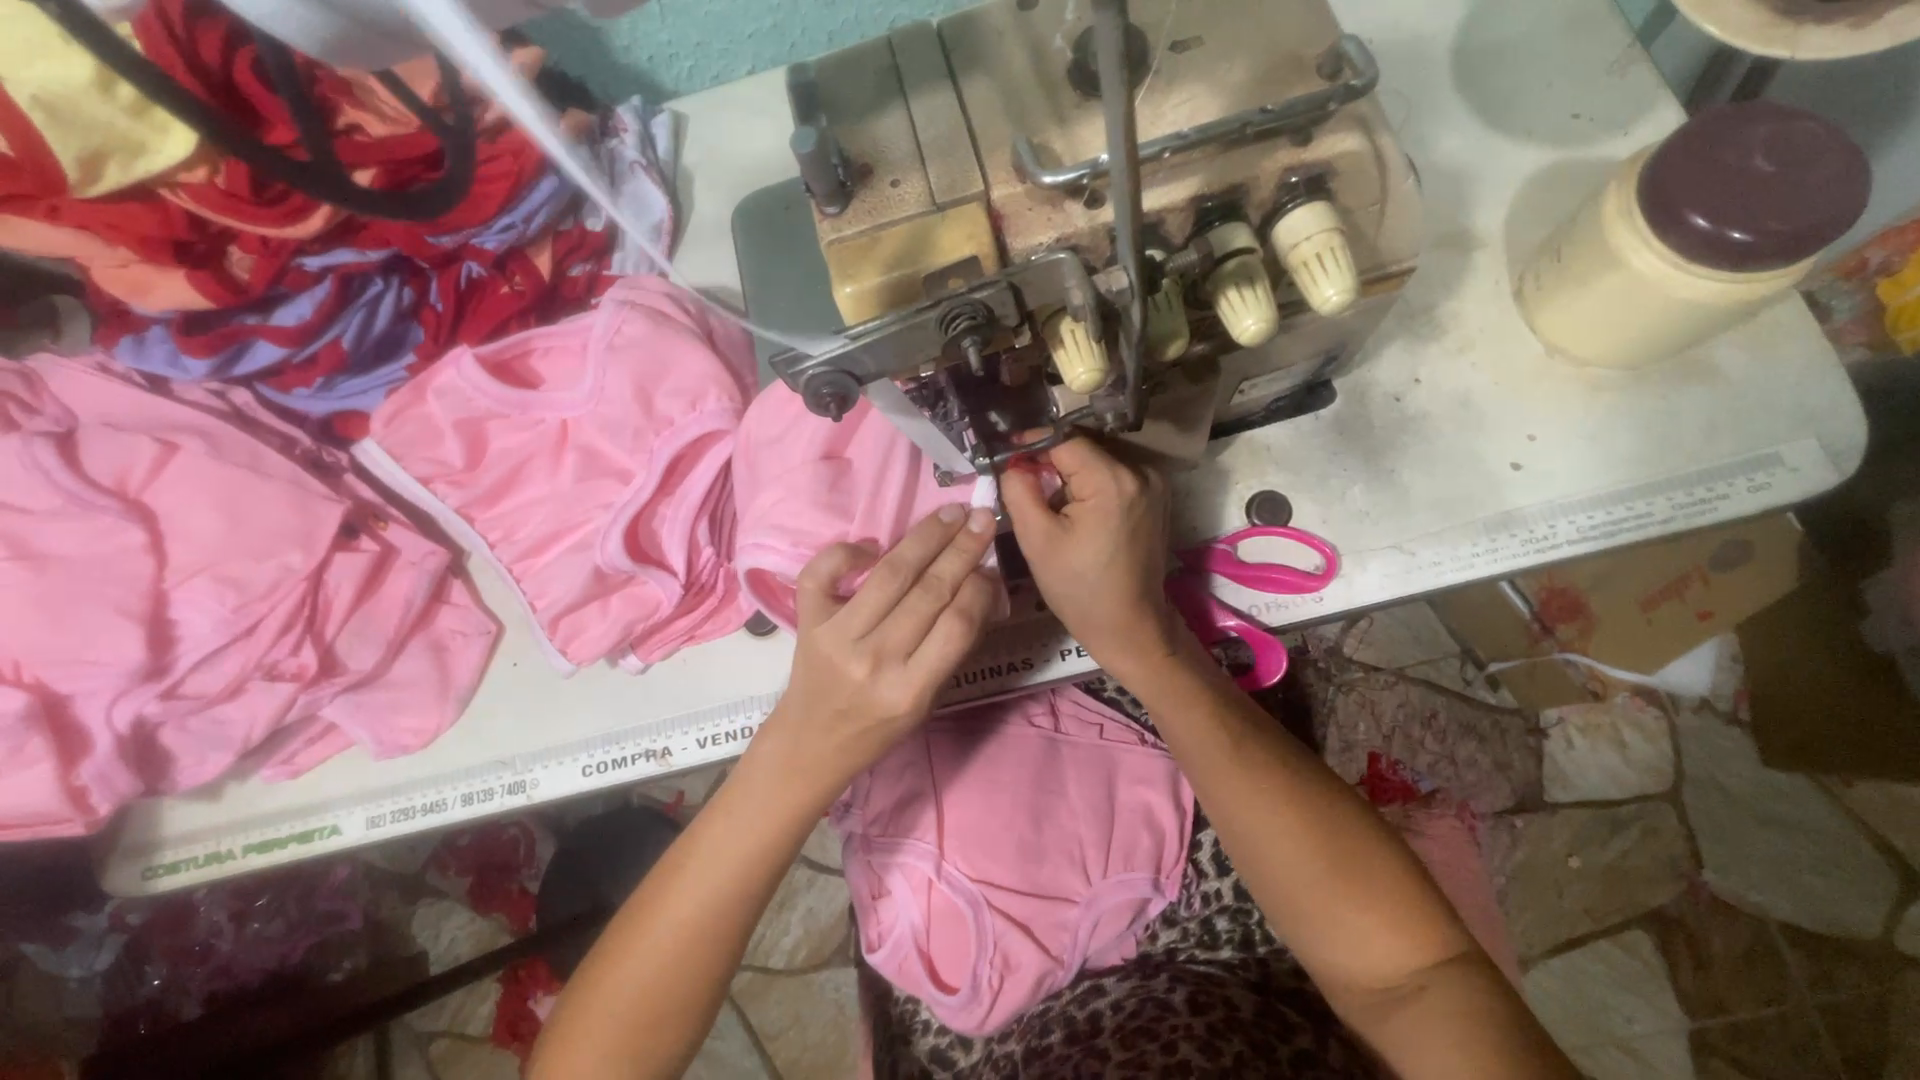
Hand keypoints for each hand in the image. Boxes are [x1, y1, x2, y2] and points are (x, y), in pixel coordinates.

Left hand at [756, 504, 999, 796]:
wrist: (812, 743)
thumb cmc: (878, 726)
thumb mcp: (927, 700)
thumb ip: (952, 647)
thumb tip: (981, 585)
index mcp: (909, 690)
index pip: (955, 624)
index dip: (979, 587)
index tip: (991, 562)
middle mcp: (874, 661)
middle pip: (928, 592)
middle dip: (961, 550)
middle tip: (981, 517)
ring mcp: (836, 638)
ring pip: (888, 575)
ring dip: (923, 538)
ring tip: (949, 515)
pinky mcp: (807, 621)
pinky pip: (822, 573)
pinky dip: (847, 551)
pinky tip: (875, 545)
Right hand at [1001, 437, 1190, 677]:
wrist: (1129, 626)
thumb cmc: (1080, 588)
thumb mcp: (1037, 540)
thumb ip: (1019, 491)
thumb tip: (1013, 463)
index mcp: (1113, 480)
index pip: (1065, 440)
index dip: (1032, 445)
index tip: (1005, 455)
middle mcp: (1141, 472)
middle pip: (1084, 449)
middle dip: (1051, 462)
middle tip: (1022, 483)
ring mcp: (1154, 485)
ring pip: (1098, 462)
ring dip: (1071, 474)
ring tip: (1047, 502)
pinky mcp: (1156, 498)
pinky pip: (1114, 478)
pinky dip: (1091, 486)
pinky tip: (1075, 512)